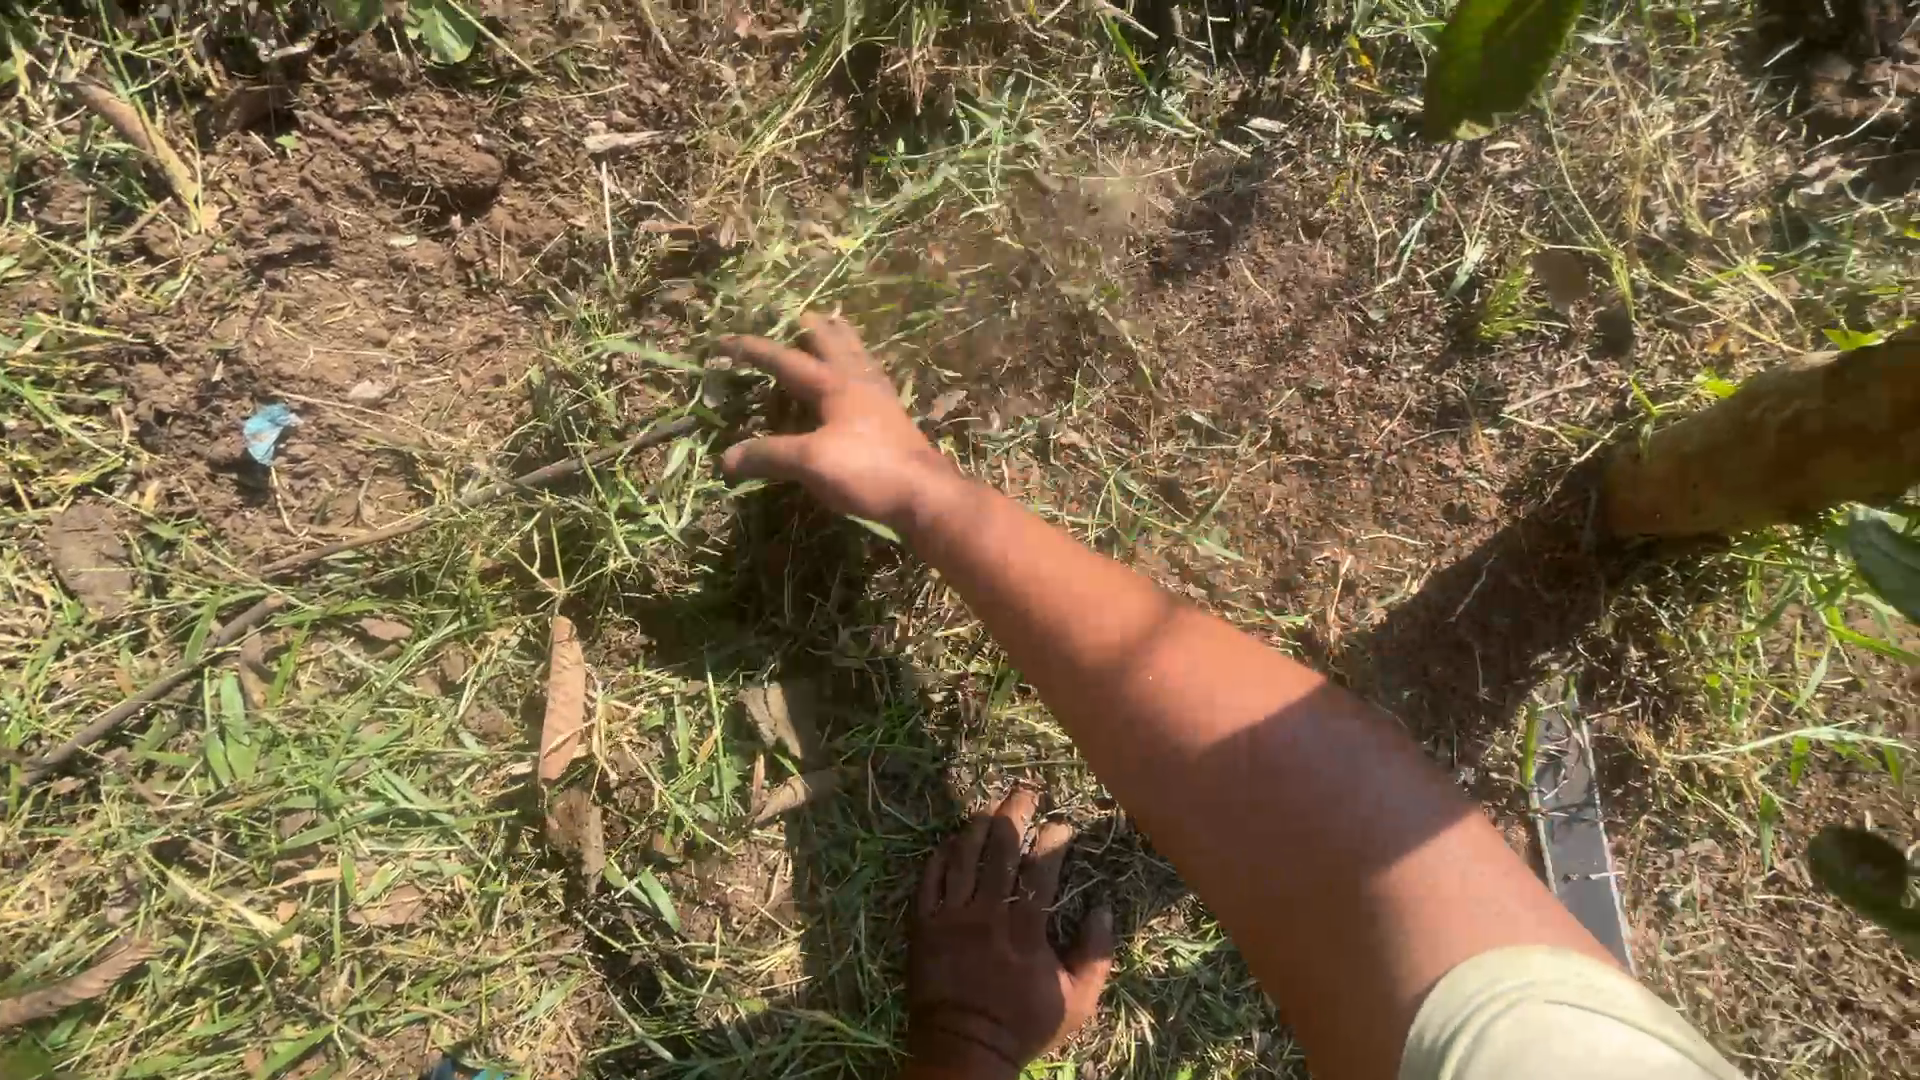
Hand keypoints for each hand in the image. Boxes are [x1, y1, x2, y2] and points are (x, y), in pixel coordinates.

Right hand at [718, 313, 956, 530]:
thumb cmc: (866, 470)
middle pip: (835, 345)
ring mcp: (882, 401)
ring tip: (839, 327)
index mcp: (834, 384)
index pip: (785, 360)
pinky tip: (866, 379)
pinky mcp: (895, 421)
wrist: (924, 493)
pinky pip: (874, 381)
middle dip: (815, 329)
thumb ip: (769, 456)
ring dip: (845, 341)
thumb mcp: (811, 462)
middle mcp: (859, 383)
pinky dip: (863, 369)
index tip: (724, 341)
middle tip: (804, 314)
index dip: (753, 350)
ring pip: (860, 359)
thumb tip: (727, 458)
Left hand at [907, 788, 1114, 1079]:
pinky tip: (951, 840)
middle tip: (1024, 791)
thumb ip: (1094, 955)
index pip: (1041, 869)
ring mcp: (951, 916)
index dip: (1053, 839)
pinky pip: (929, 878)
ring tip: (989, 807)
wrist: (963, 1052)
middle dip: (1015, 813)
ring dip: (977, 826)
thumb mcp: (1076, 1003)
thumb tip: (1102, 908)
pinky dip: (940, 854)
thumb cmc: (1022, 1026)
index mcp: (1025, 930)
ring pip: (963, 855)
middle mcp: (987, 913)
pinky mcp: (923, 924)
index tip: (1061, 823)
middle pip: (1001, 849)